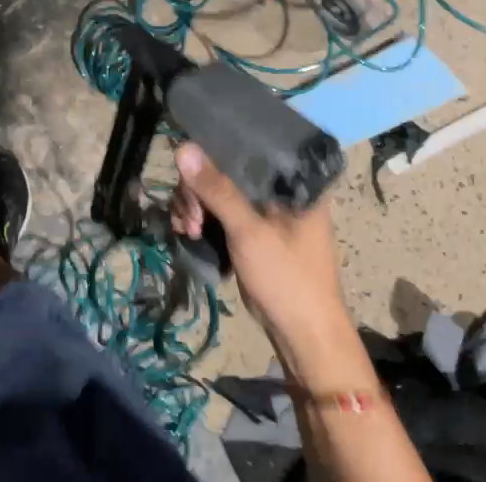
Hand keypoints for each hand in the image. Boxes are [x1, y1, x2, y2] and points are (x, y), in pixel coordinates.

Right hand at [169, 143, 358, 377]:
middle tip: (190, 219)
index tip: (191, 178)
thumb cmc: (288, 280)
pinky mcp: (248, 234)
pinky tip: (186, 233)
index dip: (212, 156)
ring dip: (193, 209)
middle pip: (222, 172)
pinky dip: (198, 221)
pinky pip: (215, 214)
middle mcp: (278, 193)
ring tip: (187, 231)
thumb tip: (182, 147)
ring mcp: (262, 215)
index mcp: (293, 185)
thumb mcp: (249, 231)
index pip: (245, 149)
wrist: (303, 337)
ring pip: (214, 194)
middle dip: (197, 193)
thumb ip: (216, 190)